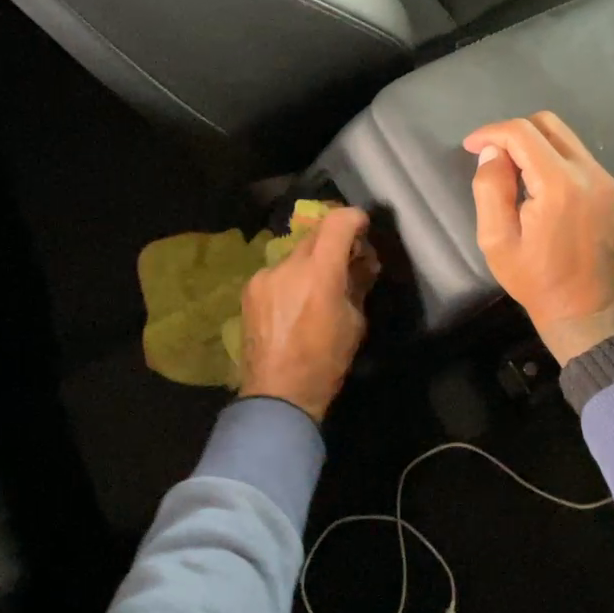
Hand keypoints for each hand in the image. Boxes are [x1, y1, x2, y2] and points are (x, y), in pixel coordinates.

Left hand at [239, 207, 379, 420]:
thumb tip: (362, 262)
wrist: (277, 394)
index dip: (354, 218)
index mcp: (320, 271)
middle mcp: (289, 264)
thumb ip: (357, 283)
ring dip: (310, 263)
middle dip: (333, 242)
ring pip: (295, 254)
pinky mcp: (249, 289)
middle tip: (347, 263)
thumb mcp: (355, 322)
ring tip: (316, 292)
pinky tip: (292, 307)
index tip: (363, 229)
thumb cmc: (326, 362)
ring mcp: (265, 275)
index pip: (337, 221)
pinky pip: (277, 273)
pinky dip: (289, 280)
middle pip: (315, 234)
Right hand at [464, 112, 613, 364]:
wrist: (585, 309)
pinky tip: (531, 179)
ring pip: (563, 134)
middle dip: (512, 131)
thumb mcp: (496, 239)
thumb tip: (492, 153)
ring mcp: (603, 178)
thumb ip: (490, 188)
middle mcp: (587, 172)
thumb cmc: (535, 279)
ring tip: (508, 167)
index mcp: (559, 185)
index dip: (491, 133)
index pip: (522, 133)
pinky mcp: (608, 187)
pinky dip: (548, 153)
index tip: (470, 147)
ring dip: (531, 141)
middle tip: (489, 156)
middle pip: (546, 123)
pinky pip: (574, 152)